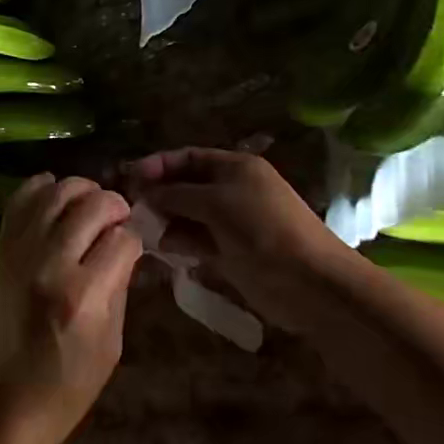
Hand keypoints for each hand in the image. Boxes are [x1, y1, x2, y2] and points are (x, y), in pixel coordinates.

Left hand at [0, 175, 142, 443]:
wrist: (8, 393)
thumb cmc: (69, 381)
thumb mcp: (112, 342)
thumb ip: (119, 285)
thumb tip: (127, 243)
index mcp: (84, 295)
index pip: (121, 239)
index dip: (134, 235)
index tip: (136, 240)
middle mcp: (50, 262)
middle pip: (89, 205)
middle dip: (112, 203)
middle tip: (119, 214)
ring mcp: (20, 249)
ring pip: (54, 192)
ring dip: (79, 189)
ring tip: (91, 201)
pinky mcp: (1, 245)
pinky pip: (20, 198)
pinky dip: (41, 187)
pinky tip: (56, 194)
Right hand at [121, 147, 359, 331]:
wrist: (314, 285)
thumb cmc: (263, 230)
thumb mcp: (214, 203)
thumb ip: (174, 193)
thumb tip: (144, 191)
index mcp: (235, 167)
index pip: (187, 157)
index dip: (157, 164)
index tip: (130, 177)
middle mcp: (233, 189)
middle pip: (185, 185)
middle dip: (159, 194)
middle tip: (131, 207)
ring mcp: (233, 221)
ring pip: (188, 214)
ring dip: (166, 220)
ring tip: (145, 231)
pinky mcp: (233, 250)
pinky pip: (197, 239)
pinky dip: (180, 242)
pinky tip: (164, 249)